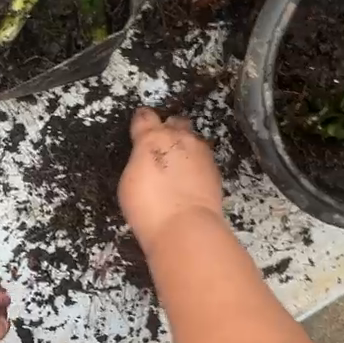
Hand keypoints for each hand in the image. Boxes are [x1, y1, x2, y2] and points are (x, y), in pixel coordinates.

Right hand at [119, 108, 224, 247]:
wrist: (184, 226)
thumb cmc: (148, 207)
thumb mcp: (129, 181)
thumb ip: (138, 161)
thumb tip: (145, 158)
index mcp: (151, 138)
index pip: (144, 117)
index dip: (141, 122)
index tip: (139, 128)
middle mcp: (179, 138)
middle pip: (174, 122)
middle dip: (168, 130)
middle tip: (161, 149)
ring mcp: (201, 152)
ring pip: (193, 139)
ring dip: (185, 147)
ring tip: (178, 167)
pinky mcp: (215, 168)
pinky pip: (204, 158)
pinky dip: (196, 165)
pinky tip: (191, 181)